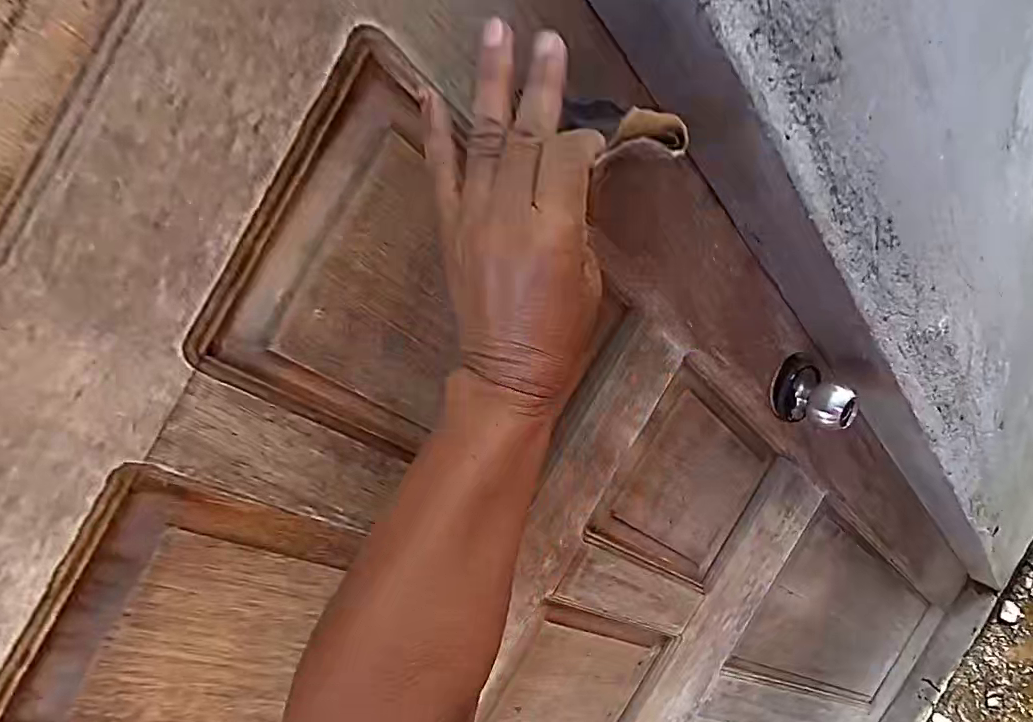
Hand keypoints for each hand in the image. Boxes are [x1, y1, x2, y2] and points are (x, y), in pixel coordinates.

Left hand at [423, 19, 606, 417]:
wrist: (507, 377)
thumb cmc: (560, 341)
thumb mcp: (589, 284)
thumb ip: (580, 227)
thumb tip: (572, 185)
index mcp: (555, 232)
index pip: (568, 157)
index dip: (585, 138)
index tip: (597, 133)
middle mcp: (511, 214)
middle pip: (529, 135)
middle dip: (541, 85)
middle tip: (550, 39)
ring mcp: (474, 219)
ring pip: (486, 138)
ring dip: (492, 83)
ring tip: (497, 34)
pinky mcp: (451, 231)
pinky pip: (443, 172)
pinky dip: (439, 132)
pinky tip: (435, 94)